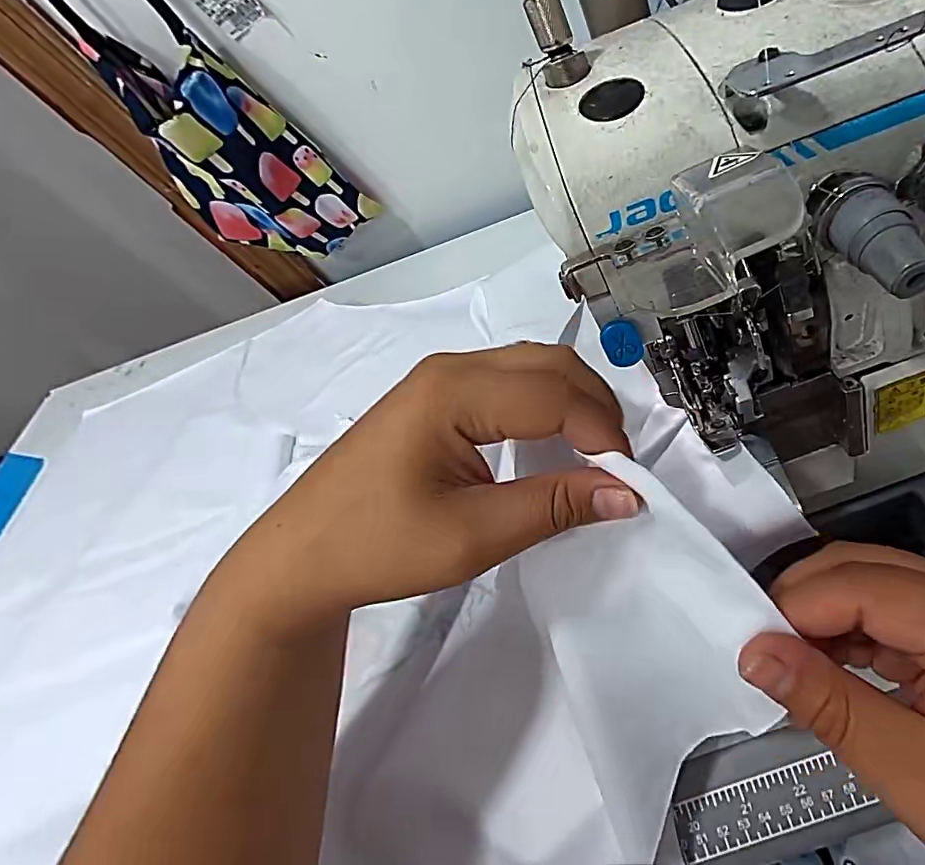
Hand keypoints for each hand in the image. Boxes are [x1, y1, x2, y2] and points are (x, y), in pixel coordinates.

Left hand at [209, 343, 642, 634]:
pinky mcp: (439, 392)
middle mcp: (451, 367)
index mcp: (454, 390)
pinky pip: (512, 379)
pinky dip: (547, 403)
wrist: (297, 557)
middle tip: (616, 466)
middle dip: (595, 409)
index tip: (627, 480)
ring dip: (574, 402)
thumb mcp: (471, 536)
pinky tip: (552, 441)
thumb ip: (552, 507)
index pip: (553, 394)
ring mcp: (442, 375)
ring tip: (593, 454)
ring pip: (534, 366)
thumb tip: (625, 494)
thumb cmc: (375, 546)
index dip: (601, 433)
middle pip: (550, 365)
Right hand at [738, 544, 924, 864]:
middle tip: (761, 651)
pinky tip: (822, 665)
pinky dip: (842, 631)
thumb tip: (759, 655)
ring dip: (818, 616)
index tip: (751, 644)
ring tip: (785, 661)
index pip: (864, 586)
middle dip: (802, 602)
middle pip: (862, 568)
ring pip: (865, 580)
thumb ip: (836, 710)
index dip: (798, 607)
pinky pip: (881, 607)